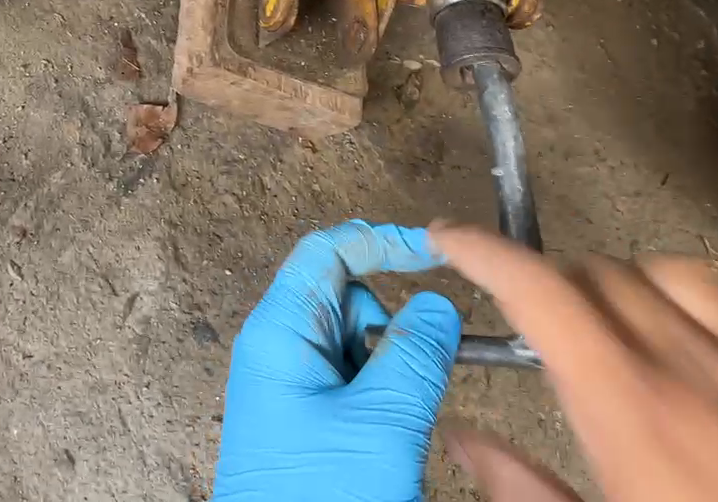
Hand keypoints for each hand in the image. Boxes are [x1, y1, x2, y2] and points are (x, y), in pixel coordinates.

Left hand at [213, 220, 460, 501]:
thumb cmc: (321, 495)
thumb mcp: (380, 423)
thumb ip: (414, 356)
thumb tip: (438, 305)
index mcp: (280, 327)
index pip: (326, 251)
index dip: (380, 241)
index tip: (436, 251)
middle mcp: (279, 342)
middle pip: (342, 292)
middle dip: (388, 315)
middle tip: (423, 362)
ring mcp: (291, 377)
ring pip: (352, 336)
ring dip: (388, 357)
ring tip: (399, 413)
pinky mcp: (305, 411)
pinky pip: (351, 374)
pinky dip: (380, 385)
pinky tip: (391, 425)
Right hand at [432, 224, 717, 501]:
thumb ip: (522, 488)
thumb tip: (461, 440)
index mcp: (627, 408)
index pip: (534, 289)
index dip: (479, 249)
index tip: (448, 237)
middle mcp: (694, 370)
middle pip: (599, 274)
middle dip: (558, 287)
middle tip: (549, 330)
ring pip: (675, 272)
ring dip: (635, 287)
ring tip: (626, 327)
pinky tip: (714, 336)